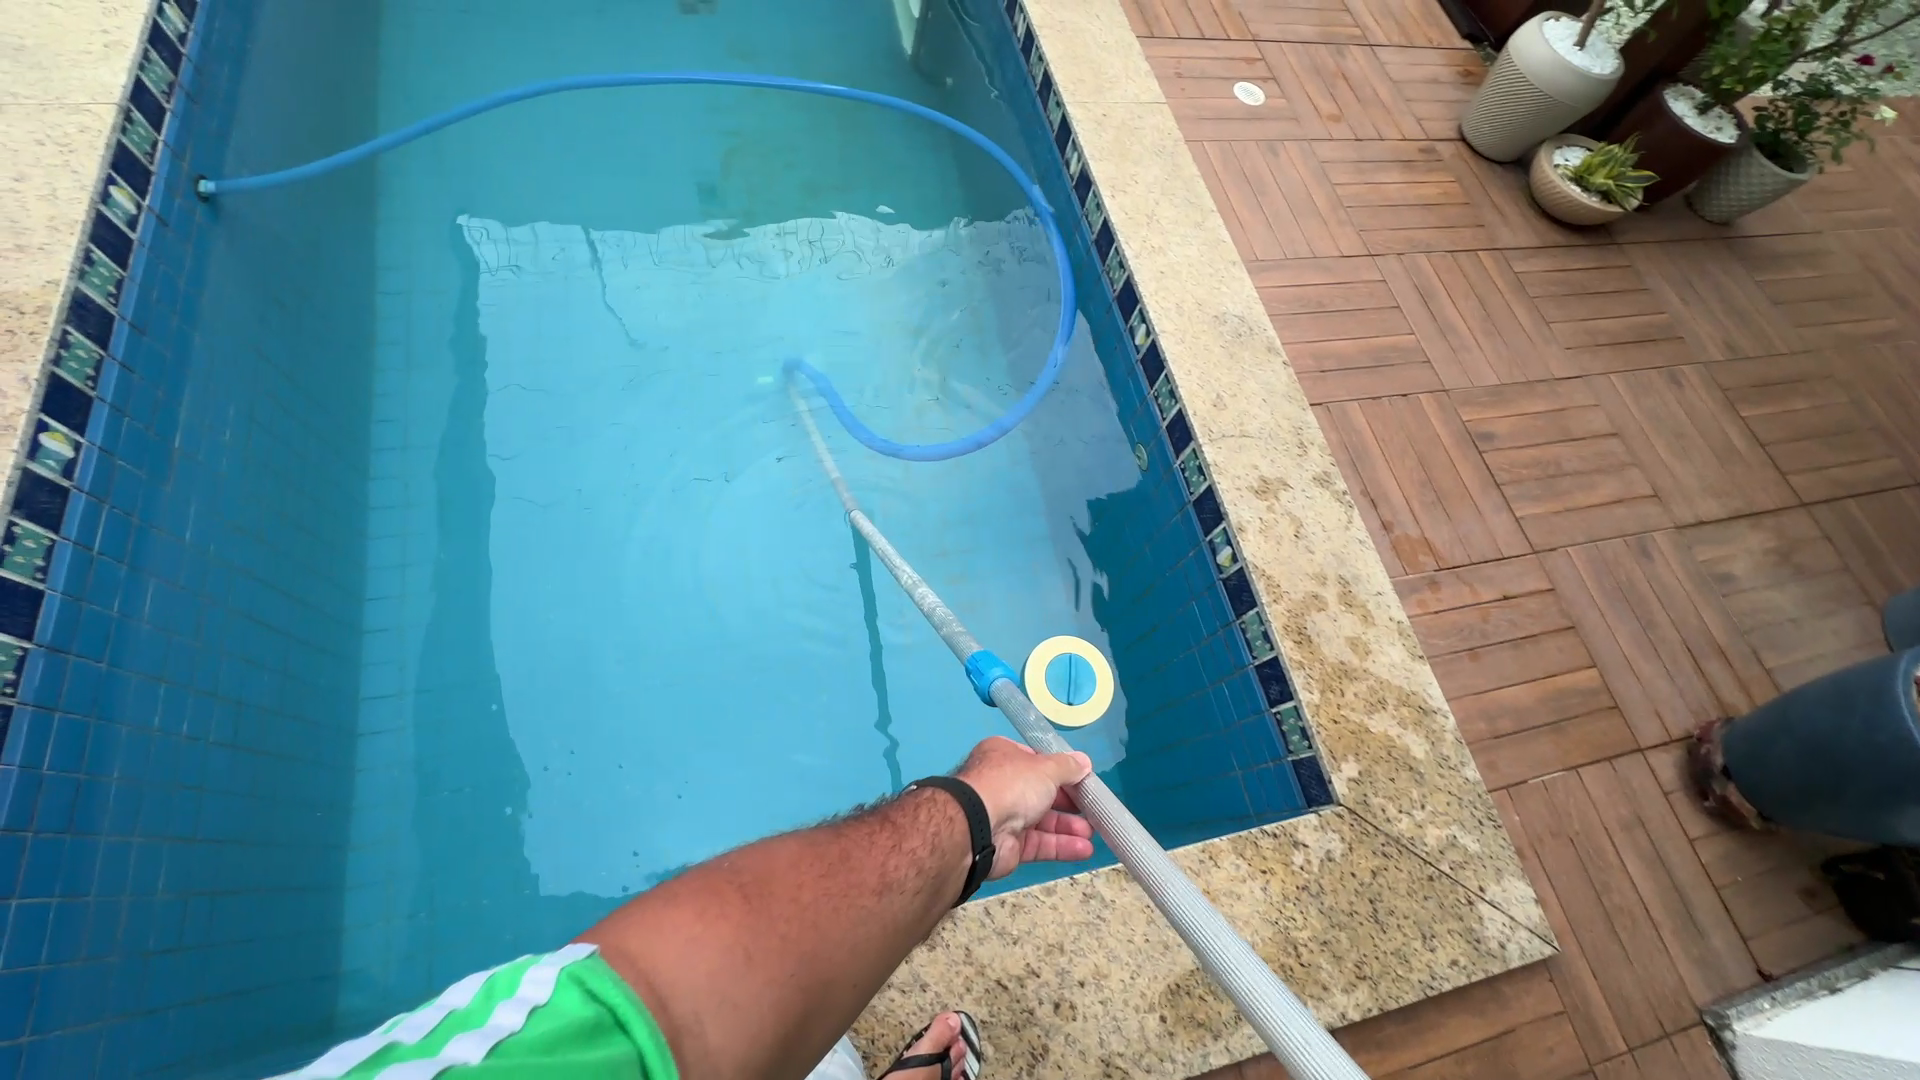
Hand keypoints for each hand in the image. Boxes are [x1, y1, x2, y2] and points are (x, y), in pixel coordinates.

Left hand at [953, 736, 1094, 879]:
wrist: (979, 826)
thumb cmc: (1012, 784)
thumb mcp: (1046, 768)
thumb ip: (1067, 767)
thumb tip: (1084, 762)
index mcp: (1004, 756)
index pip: (1035, 760)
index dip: (1059, 770)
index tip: (1081, 778)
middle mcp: (1003, 785)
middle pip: (1041, 792)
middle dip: (1068, 802)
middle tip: (1092, 808)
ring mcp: (1005, 816)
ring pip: (1042, 821)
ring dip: (1068, 826)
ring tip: (1091, 831)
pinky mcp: (1009, 845)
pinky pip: (1040, 843)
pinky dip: (1061, 846)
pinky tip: (1084, 849)